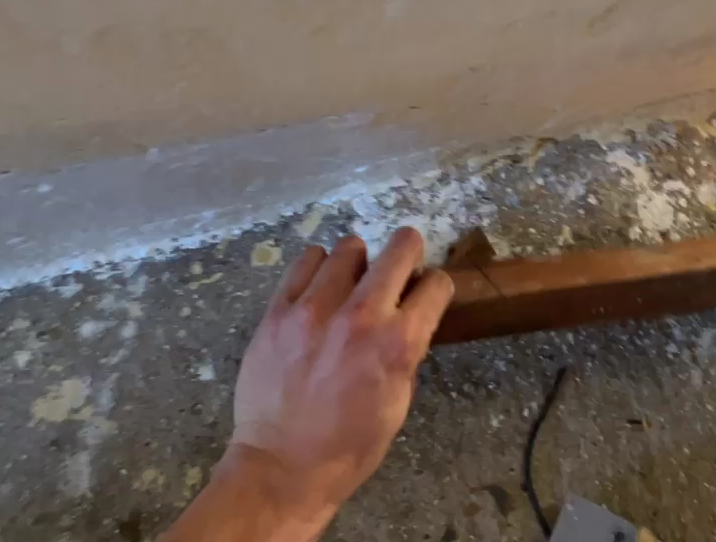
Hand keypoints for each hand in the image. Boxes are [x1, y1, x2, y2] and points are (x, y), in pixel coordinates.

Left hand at [229, 228, 453, 512]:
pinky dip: (318, 269)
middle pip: (401, 246)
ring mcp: (315, 308)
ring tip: (349, 286)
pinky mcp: (278, 310)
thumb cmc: (349, 445)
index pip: (436, 284)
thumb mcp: (398, 402)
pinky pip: (307, 260)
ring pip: (350, 246)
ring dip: (358, 263)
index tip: (426, 293)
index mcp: (397, 344)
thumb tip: (409, 313)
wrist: (279, 469)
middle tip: (398, 270)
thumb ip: (407, 350)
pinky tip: (318, 290)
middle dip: (408, 253)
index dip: (435, 286)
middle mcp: (361, 315)